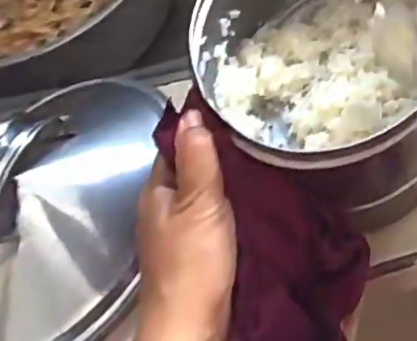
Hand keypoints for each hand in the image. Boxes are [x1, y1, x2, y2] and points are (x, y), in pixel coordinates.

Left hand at [136, 109, 235, 340]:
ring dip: (226, 169)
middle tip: (253, 118)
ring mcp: (180, 228)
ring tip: (259, 144)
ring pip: (204, 184)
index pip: (175, 143)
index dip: (198, 122)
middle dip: (217, 143)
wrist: (193, 331)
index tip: (229, 99)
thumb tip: (191, 113)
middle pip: (190, 163)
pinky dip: (232, 193)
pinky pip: (215, 206)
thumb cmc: (192, 263)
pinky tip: (255, 186)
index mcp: (157, 191)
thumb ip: (197, 158)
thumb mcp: (198, 203)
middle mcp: (164, 206)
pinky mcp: (198, 246)